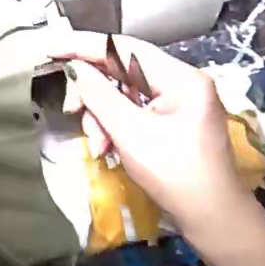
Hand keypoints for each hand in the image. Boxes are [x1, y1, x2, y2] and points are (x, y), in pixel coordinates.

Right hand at [53, 31, 252, 235]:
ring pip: (121, 94)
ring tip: (98, 144)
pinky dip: (113, 126)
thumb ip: (98, 96)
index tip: (52, 49)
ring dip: (101, 116)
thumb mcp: (130, 133)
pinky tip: (107, 147)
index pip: (123, 48)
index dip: (84, 46)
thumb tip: (74, 69)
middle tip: (72, 110)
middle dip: (93, 94)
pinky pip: (130, 111)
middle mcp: (180, 82)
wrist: (212, 219)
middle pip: (120, 71)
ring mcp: (176, 102)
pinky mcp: (170, 120)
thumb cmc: (175, 174)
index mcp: (180, 78)